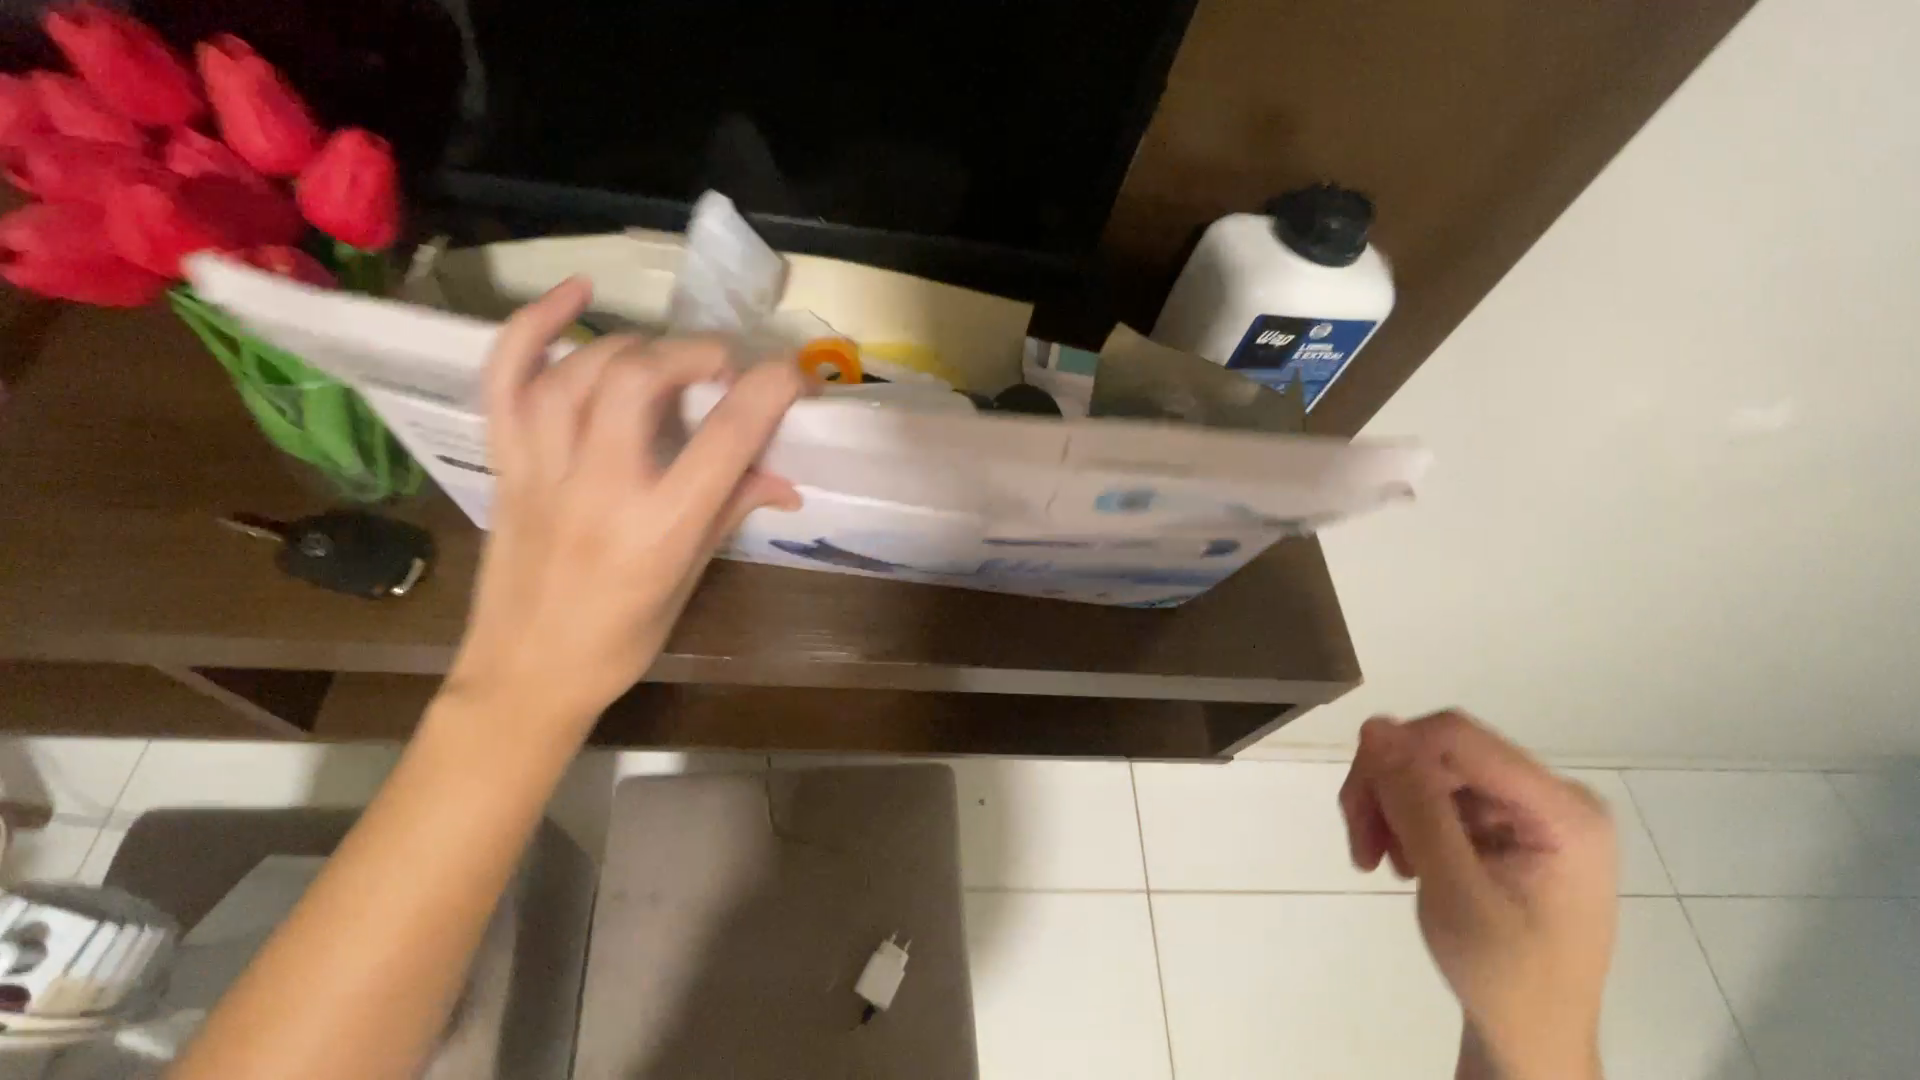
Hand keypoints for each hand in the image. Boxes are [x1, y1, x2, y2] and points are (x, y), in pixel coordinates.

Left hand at [444, 277, 807, 727]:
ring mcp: (543, 470)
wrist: (526, 674)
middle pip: (642, 381)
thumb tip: (782, 478)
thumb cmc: (622, 640)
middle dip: (694, 355)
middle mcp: (601, 487)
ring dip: (633, 346)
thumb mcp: (689, 579)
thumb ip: (731, 511)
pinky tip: (575, 297)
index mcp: (661, 527)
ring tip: (663, 357)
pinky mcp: (505, 463)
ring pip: (579, 372)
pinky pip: (505, 379)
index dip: (772, 388)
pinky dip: (535, 326)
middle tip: (720, 368)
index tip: (794, 376)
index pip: (728, 436)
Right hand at [1339, 711, 1617, 1079]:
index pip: (1457, 738)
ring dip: (1387, 809)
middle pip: (1437, 753)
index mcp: (1562, 810)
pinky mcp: (1506, 825)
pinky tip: (1400, 861)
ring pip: (1427, 771)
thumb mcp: (1454, 890)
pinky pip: (1435, 795)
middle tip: (1359, 847)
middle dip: (1385, 791)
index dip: (1393, 756)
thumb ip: (1416, 804)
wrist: (1530, 1038)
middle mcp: (1550, 796)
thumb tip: (1376, 725)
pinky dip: (1403, 822)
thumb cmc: (1504, 976)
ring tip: (1372, 860)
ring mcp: (1528, 810)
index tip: (1356, 809)